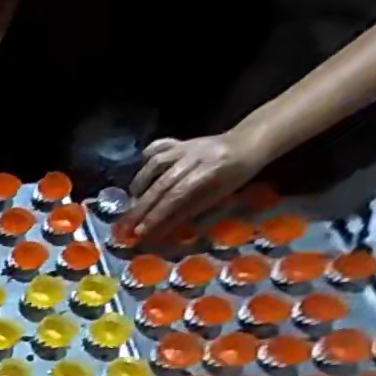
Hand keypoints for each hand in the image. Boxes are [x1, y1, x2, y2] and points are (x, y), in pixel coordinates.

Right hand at [121, 130, 267, 239]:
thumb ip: (184, 213)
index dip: (156, 215)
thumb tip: (154, 233)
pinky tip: (139, 174)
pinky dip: (143, 161)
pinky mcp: (178, 142)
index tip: (139, 233)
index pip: (177, 195)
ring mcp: (185, 146)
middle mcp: (196, 155)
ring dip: (137, 185)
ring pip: (153, 164)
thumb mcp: (216, 196)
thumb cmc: (235, 174)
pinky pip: (156, 148)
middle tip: (125, 226)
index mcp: (212, 168)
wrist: (250, 142)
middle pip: (161, 183)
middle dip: (140, 207)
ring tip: (131, 202)